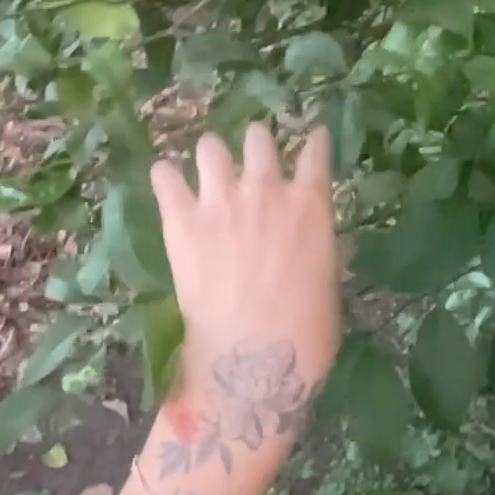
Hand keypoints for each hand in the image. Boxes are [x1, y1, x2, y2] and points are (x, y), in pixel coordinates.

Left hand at [149, 123, 340, 419]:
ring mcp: (221, 201)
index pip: (316, 154)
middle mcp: (266, 190)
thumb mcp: (329, 286)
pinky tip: (166, 183)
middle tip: (250, 160)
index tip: (314, 135)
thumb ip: (323, 251)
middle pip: (258, 138)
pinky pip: (165, 177)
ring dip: (211, 155)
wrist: (252, 360)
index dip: (315, 141)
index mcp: (310, 206)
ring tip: (207, 169)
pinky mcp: (182, 220)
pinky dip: (166, 178)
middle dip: (255, 143)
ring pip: (210, 147)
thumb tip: (324, 245)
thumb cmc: (306, 334)